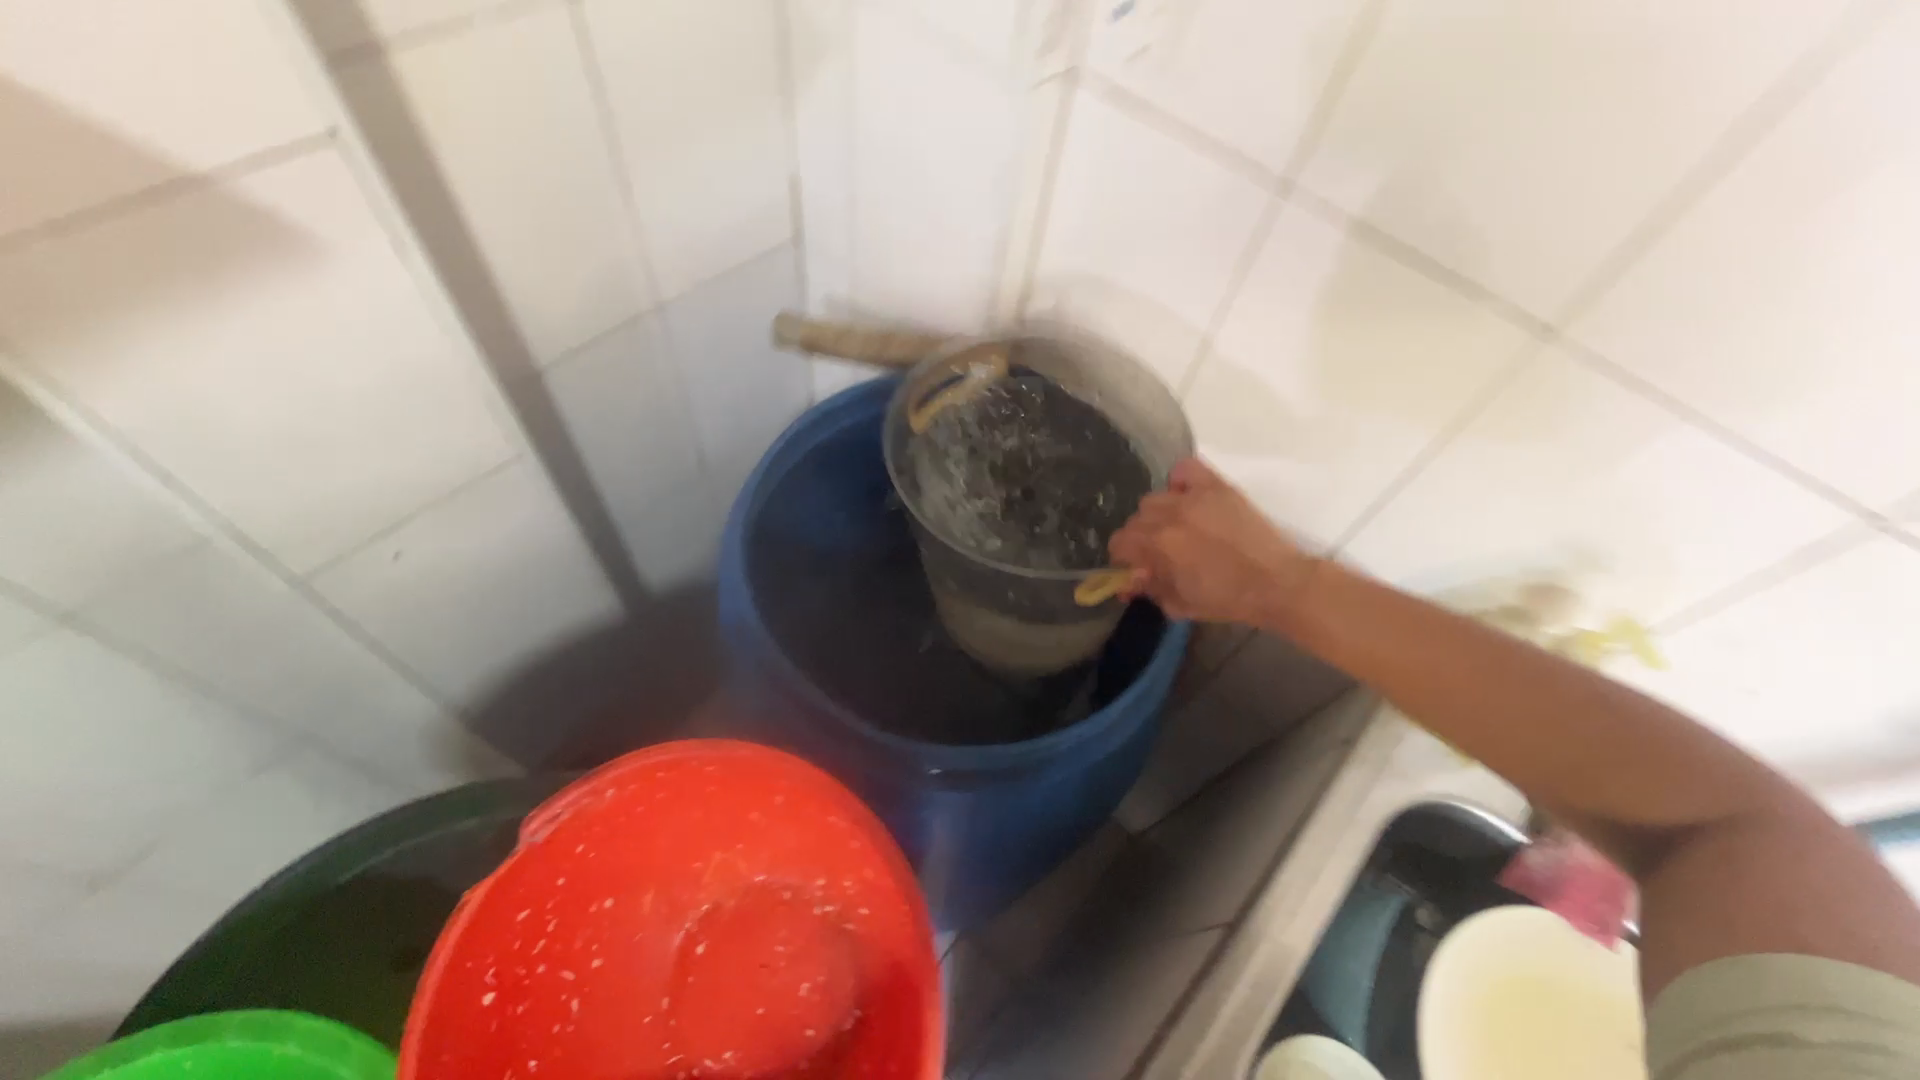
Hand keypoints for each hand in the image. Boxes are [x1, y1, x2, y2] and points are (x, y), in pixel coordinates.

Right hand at [1109, 458, 1317, 625]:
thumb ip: (1149, 589)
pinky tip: (1187, 497)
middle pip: (1135, 520)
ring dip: (1158, 514)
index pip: (1119, 542)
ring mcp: (1194, 498)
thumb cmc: (1228, 600)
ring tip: (1177, 527)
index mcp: (1158, 546)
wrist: (1277, 583)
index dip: (1124, 558)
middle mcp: (1169, 516)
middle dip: (1141, 539)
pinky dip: (1179, 480)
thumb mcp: (1180, 605)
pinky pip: (1185, 469)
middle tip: (1159, 552)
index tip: (1137, 567)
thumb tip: (1129, 582)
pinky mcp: (1217, 487)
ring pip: (1154, 498)